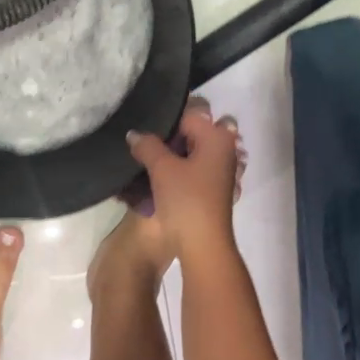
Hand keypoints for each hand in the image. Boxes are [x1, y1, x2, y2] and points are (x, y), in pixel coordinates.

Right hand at [125, 98, 242, 264]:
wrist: (203, 243)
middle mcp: (226, 149)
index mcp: (217, 137)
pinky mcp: (216, 189)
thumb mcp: (162, 169)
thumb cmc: (186, 200)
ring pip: (197, 152)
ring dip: (177, 156)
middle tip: (150, 149)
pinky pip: (198, 169)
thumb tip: (133, 134)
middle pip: (196, 132)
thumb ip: (147, 146)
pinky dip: (183, 170)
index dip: (166, 124)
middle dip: (174, 138)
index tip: (147, 138)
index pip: (189, 115)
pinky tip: (164, 181)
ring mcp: (223, 171)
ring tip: (153, 166)